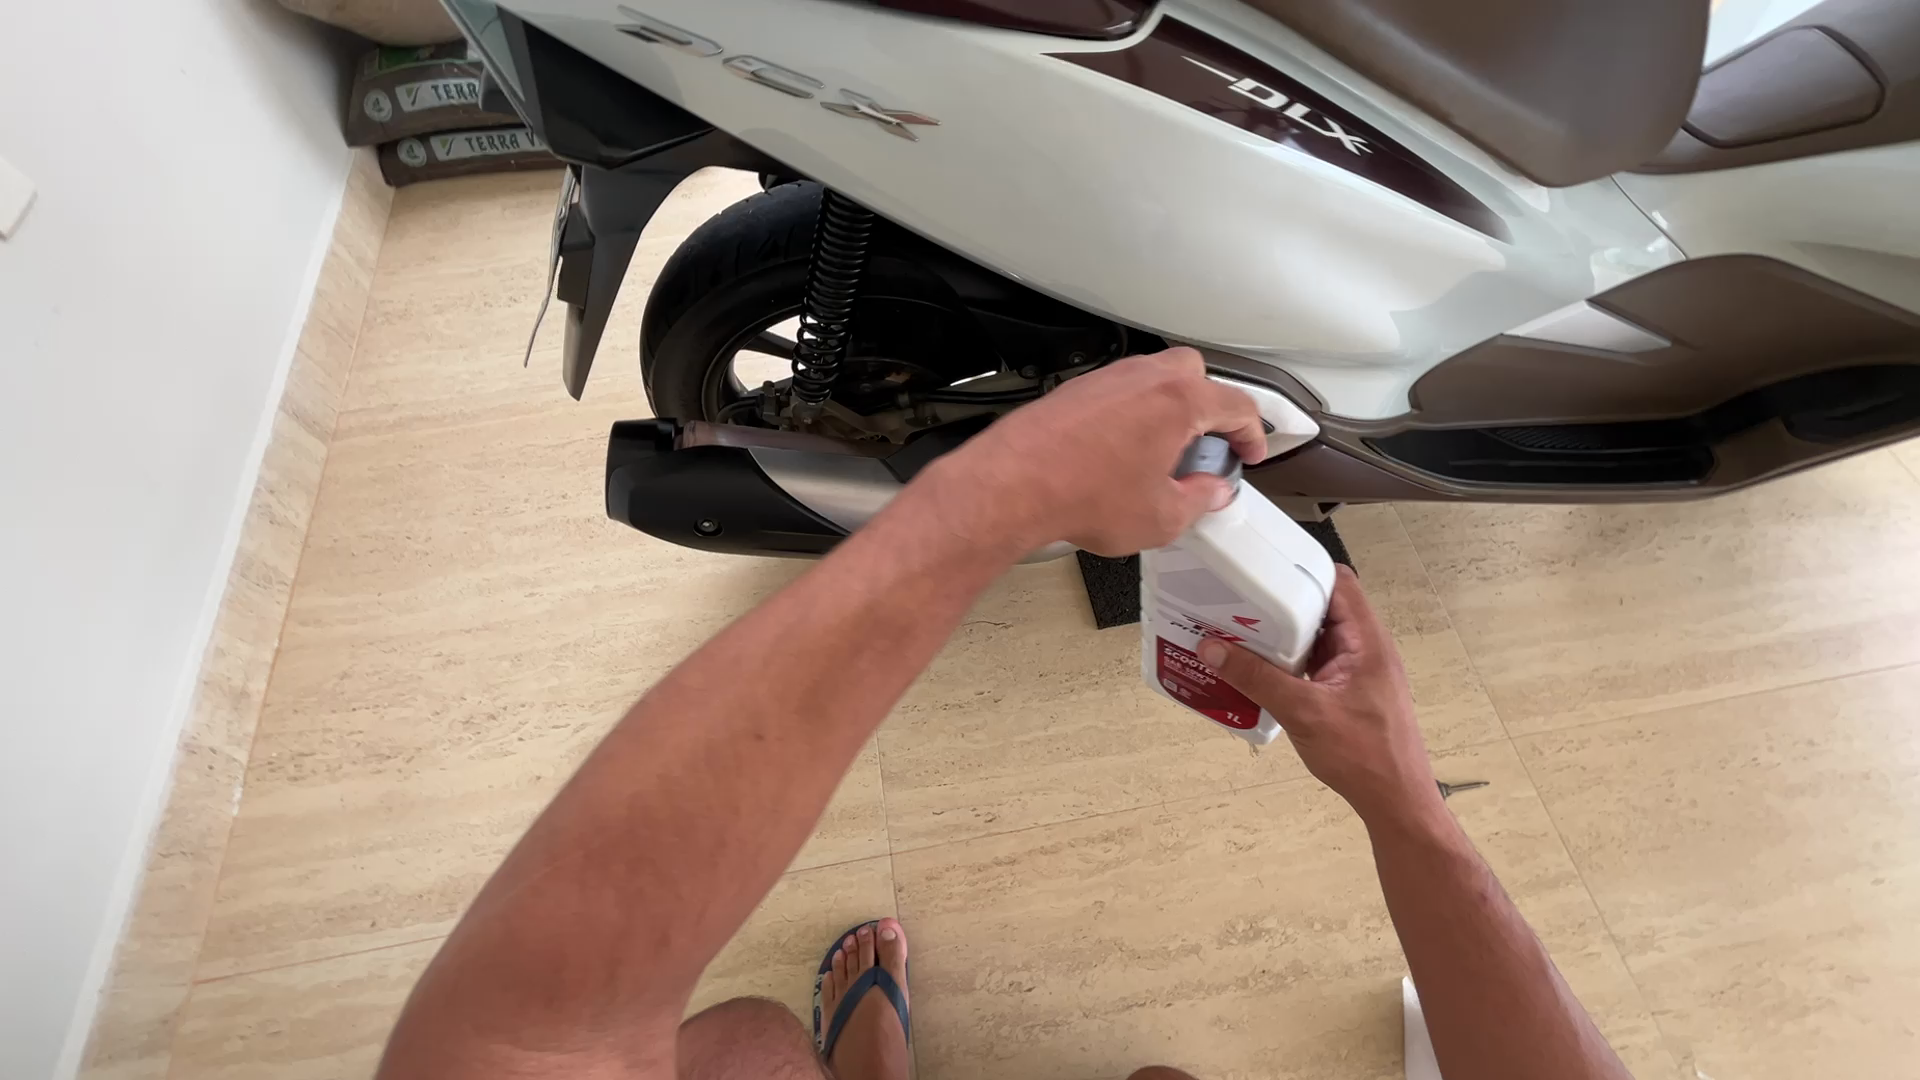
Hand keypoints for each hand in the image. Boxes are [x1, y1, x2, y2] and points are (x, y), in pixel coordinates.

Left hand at [927, 348, 1266, 555]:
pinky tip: (1119, 453)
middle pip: (1195, 375)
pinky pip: (1117, 395)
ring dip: (1166, 411)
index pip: (1238, 405)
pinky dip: (1129, 416)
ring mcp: (1105, 380)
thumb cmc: (1078, 493)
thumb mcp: (1161, 517)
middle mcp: (1143, 379)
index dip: (1253, 433)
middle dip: (1209, 409)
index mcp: (1178, 401)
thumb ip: (1199, 501)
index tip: (1249, 451)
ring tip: (1160, 456)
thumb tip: (1209, 493)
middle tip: (1205, 448)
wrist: (1013, 485)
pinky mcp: (1074, 392)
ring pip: (1152, 381)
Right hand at [1196, 566, 1443, 827]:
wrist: (1395, 803)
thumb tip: (1209, 646)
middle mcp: (1363, 647)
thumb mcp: (1303, 712)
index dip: (1303, 569)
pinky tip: (1252, 666)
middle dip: (1280, 599)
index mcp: (1367, 641)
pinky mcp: (1344, 690)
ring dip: (1279, 631)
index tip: (1262, 568)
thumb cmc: (1362, 755)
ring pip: (1314, 634)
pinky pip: (1310, 661)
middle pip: (1322, 606)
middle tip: (1237, 598)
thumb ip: (1256, 677)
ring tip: (1236, 627)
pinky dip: (1284, 658)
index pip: (1340, 583)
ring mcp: (1354, 670)